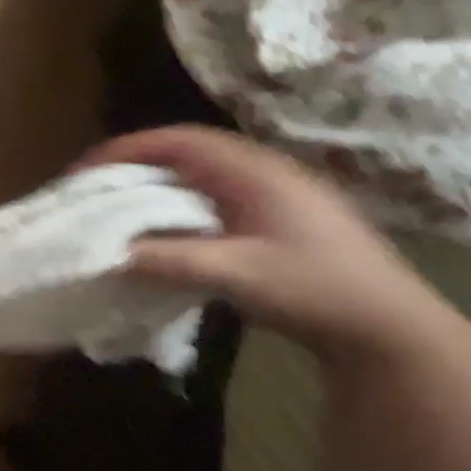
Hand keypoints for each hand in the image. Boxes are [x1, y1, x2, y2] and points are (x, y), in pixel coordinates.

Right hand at [85, 126, 452, 357]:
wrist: (387, 329)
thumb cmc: (313, 290)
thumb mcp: (234, 275)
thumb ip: (167, 259)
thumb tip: (104, 251)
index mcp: (256, 173)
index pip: (179, 141)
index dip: (126, 150)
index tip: (83, 173)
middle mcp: (265, 174)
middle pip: (185, 154)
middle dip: (132, 168)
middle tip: (90, 191)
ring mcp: (274, 197)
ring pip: (197, 177)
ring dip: (152, 188)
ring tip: (114, 210)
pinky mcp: (275, 221)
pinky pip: (210, 199)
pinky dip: (173, 207)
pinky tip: (158, 233)